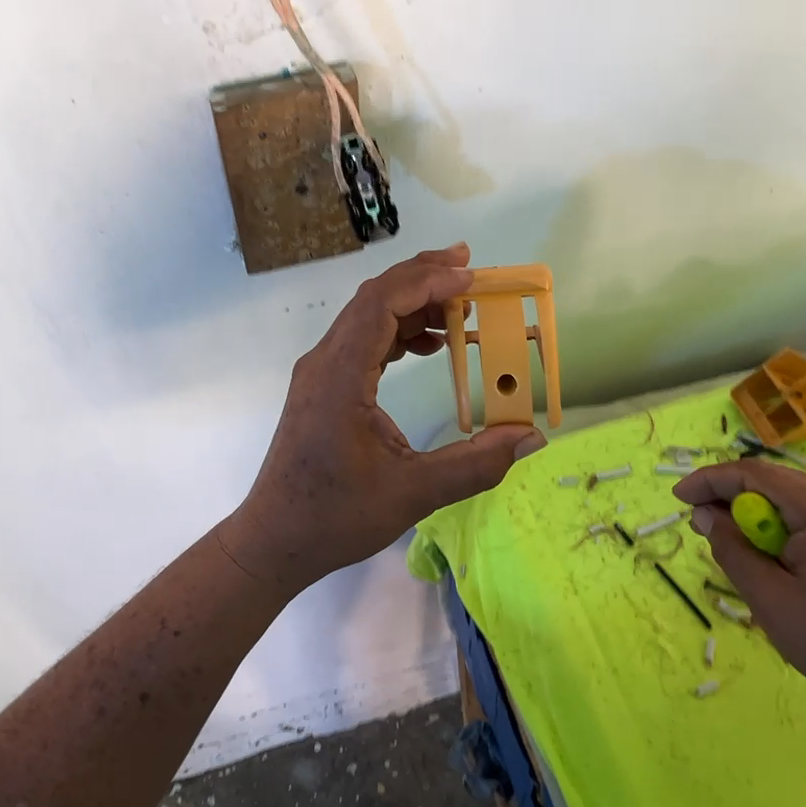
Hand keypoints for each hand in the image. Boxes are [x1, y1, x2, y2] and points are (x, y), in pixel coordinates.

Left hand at [217, 244, 547, 594]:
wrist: (275, 539)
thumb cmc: (335, 517)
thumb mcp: (413, 494)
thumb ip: (475, 465)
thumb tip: (530, 437)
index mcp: (340, 376)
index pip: (381, 303)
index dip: (426, 282)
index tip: (469, 278)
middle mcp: (325, 362)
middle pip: (373, 298)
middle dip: (422, 277)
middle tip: (469, 267)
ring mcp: (320, 372)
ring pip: (367, 316)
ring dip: (412, 304)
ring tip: (460, 306)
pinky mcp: (323, 386)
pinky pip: (362, 340)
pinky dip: (397, 331)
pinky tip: (430, 345)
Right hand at [672, 458, 805, 724]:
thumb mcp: (770, 600)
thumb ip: (732, 550)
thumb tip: (707, 516)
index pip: (754, 474)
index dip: (710, 480)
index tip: (679, 498)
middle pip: (777, 483)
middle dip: (733, 498)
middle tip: (700, 524)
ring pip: (798, 503)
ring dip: (760, 517)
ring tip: (735, 547)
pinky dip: (788, 531)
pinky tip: (777, 561)